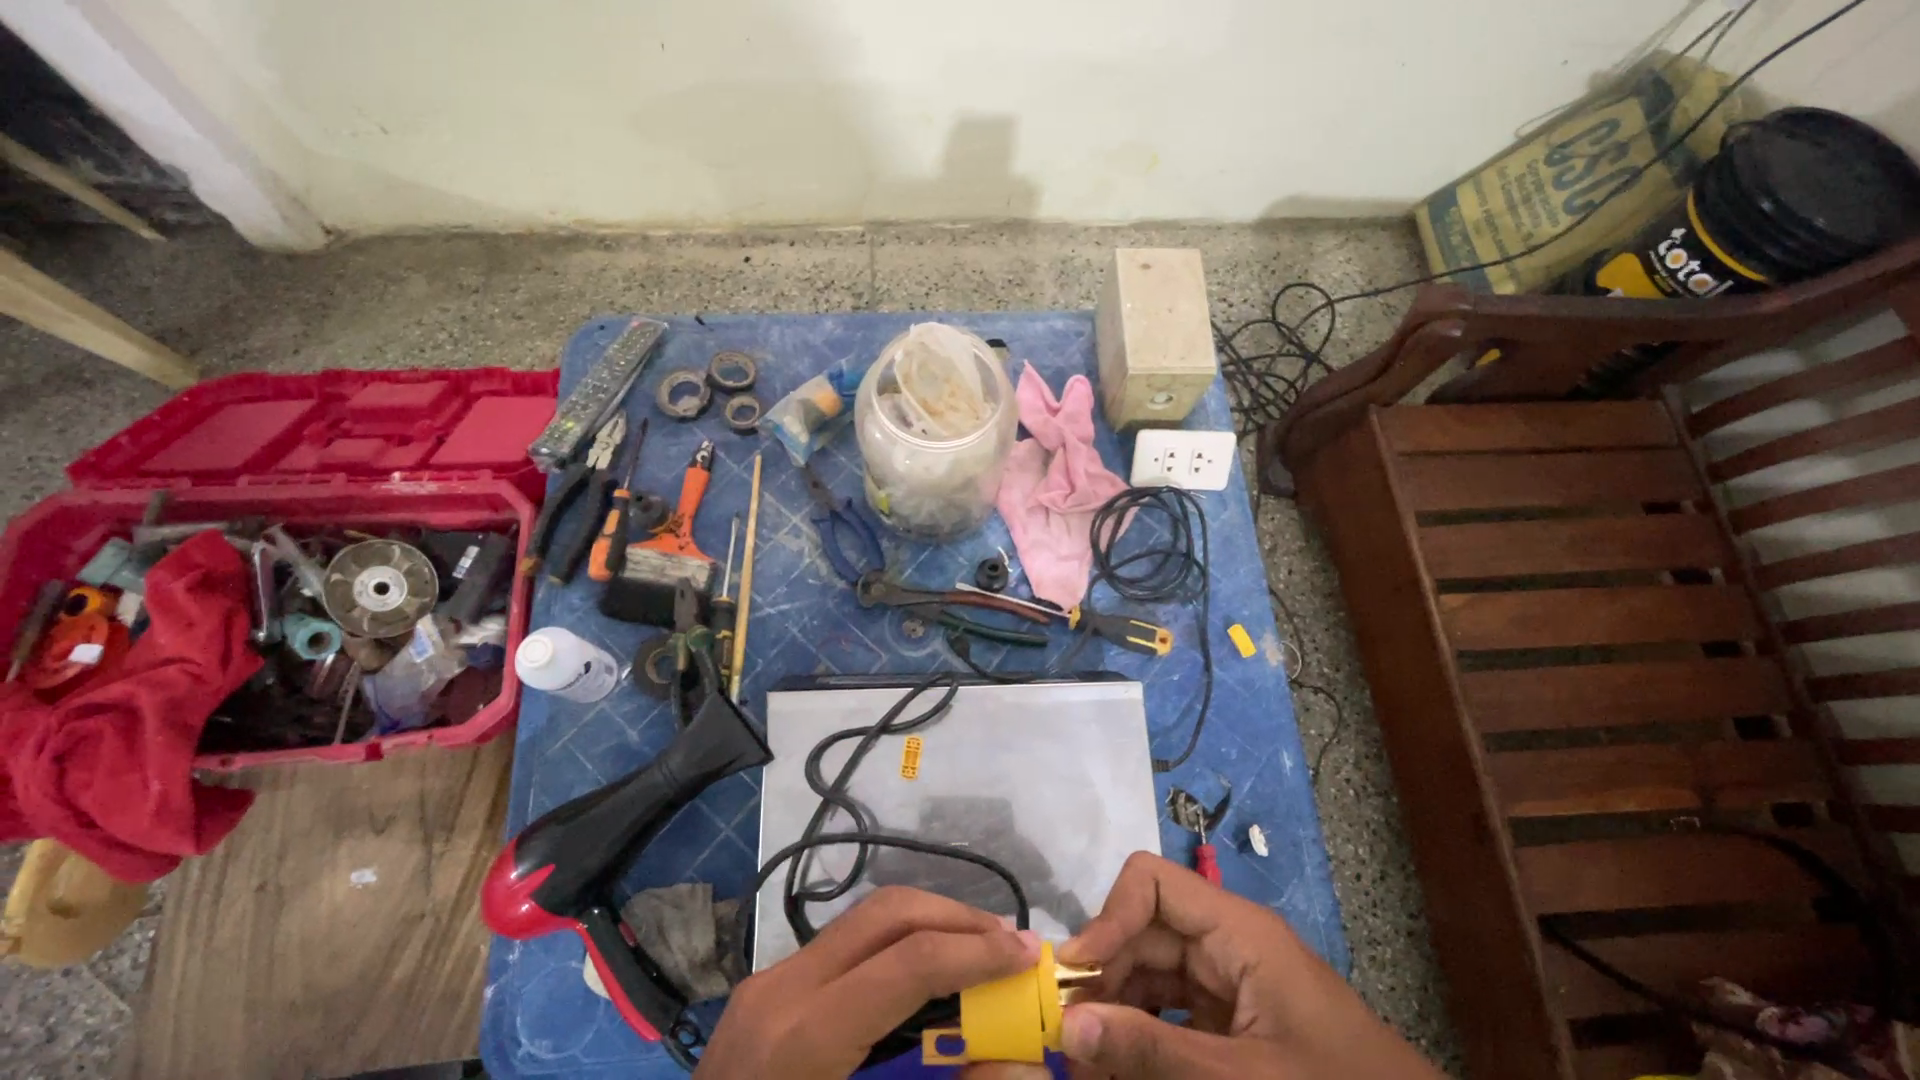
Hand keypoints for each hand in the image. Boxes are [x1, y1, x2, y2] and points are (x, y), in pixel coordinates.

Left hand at [696, 886, 1039, 1077]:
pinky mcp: (766, 988)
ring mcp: (767, 982)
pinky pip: (843, 946)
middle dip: (957, 919)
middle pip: (886, 915)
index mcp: (805, 1037)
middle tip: (1010, 944)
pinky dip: (893, 948)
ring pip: (863, 920)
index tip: (1029, 955)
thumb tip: (1017, 1059)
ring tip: (977, 951)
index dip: (978, 953)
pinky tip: (921, 977)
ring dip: (928, 925)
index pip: (907, 962)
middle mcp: (782, 988)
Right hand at [1048, 852, 1444, 1078]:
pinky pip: (1170, 1014)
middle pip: (1142, 933)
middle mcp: (1227, 945)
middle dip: (1100, 977)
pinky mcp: (1232, 1025)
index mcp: (1237, 931)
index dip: (1105, 918)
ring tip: (1081, 1060)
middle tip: (1062, 1033)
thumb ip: (1152, 1052)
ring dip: (1113, 1013)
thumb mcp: (1240, 1077)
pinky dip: (1140, 1038)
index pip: (1150, 883)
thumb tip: (1067, 1025)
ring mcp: (1229, 986)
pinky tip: (1115, 1069)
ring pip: (1149, 977)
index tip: (1071, 973)